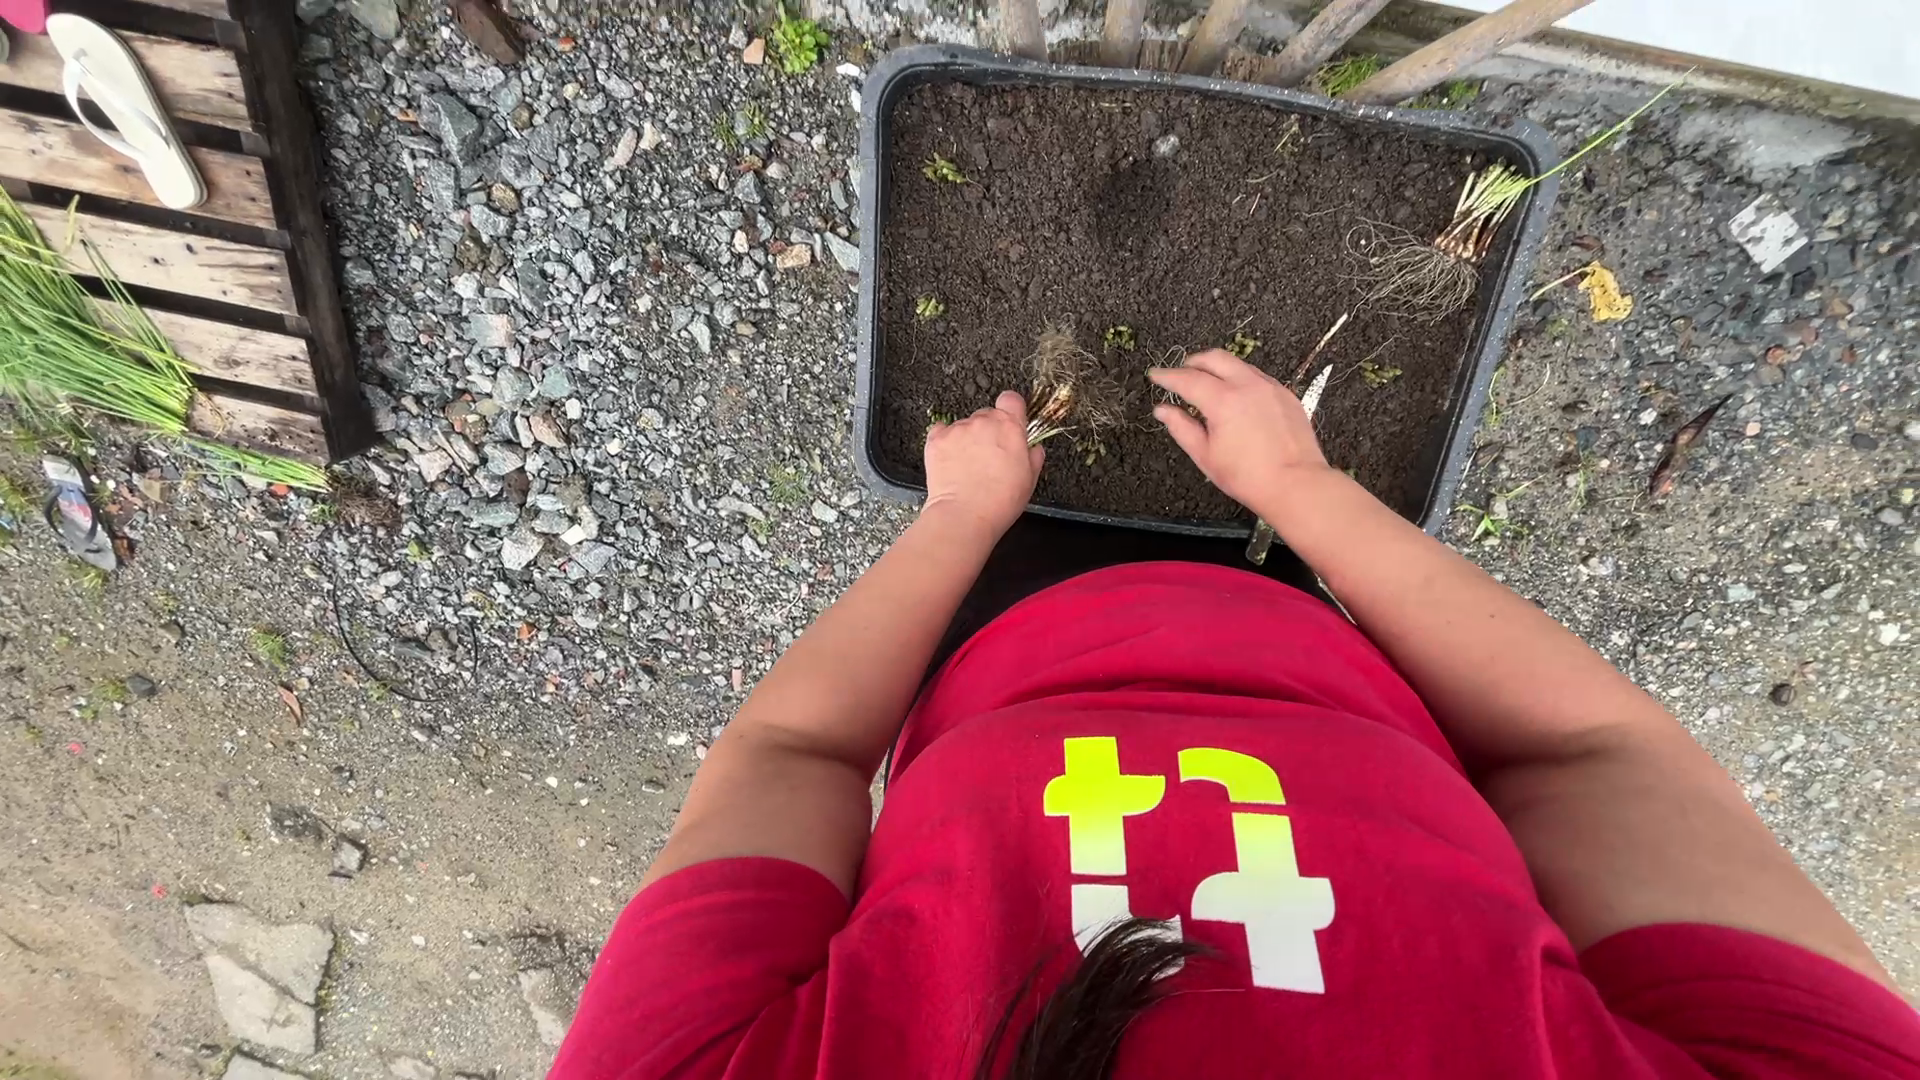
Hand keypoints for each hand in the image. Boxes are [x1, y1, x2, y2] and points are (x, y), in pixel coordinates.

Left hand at [922, 390, 1043, 537]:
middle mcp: (984, 423)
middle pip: (987, 415)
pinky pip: (941, 431)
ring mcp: (959, 429)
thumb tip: (1033, 449)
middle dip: (988, 432)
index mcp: (1010, 427)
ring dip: (966, 440)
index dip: (1011, 410)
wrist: (964, 515)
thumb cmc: (999, 502)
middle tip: (988, 457)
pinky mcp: (937, 439)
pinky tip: (951, 462)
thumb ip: (1033, 456)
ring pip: (964, 425)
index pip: (1012, 400)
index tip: (1010, 422)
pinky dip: (945, 442)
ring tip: (968, 467)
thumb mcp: (1030, 480)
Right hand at [1148, 349, 1331, 521]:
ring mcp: (1270, 388)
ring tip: (1207, 384)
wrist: (1295, 483)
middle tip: (1180, 373)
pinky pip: (1257, 377)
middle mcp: (1248, 386)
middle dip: (1193, 362)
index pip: (1187, 379)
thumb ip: (1181, 427)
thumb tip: (1162, 411)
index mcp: (1223, 401)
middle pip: (1214, 358)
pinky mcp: (1285, 395)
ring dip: (1217, 368)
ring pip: (1238, 364)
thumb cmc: (1247, 476)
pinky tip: (1235, 396)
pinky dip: (1239, 378)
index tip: (1155, 375)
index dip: (1167, 376)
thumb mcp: (1205, 455)